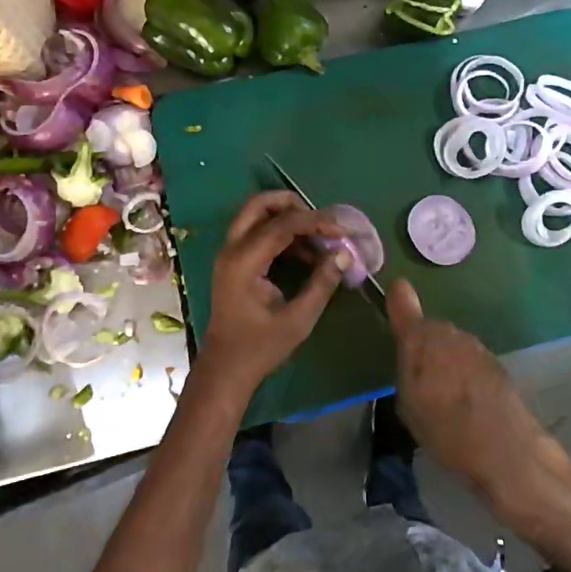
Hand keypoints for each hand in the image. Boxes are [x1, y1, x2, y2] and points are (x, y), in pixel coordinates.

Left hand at [196, 191, 345, 395]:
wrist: (226, 368)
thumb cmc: (260, 347)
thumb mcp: (298, 319)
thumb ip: (322, 283)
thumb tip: (344, 254)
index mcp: (244, 261)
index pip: (282, 224)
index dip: (316, 221)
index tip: (343, 231)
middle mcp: (232, 249)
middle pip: (259, 204)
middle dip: (294, 204)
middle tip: (323, 222)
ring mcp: (230, 253)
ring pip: (257, 215)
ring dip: (288, 219)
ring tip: (320, 241)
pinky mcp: (234, 261)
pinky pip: (257, 231)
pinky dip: (281, 233)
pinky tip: (307, 254)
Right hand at [387, 279, 570, 509]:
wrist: (503, 447)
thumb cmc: (444, 430)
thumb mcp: (408, 406)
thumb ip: (407, 371)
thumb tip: (412, 358)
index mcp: (418, 341)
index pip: (404, 308)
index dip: (399, 298)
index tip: (396, 289)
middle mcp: (447, 333)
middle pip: (430, 330)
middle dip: (424, 346)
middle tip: (420, 378)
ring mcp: (474, 345)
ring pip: (452, 344)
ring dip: (446, 359)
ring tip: (445, 395)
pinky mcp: (495, 361)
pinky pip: (469, 358)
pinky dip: (465, 371)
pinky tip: (467, 399)